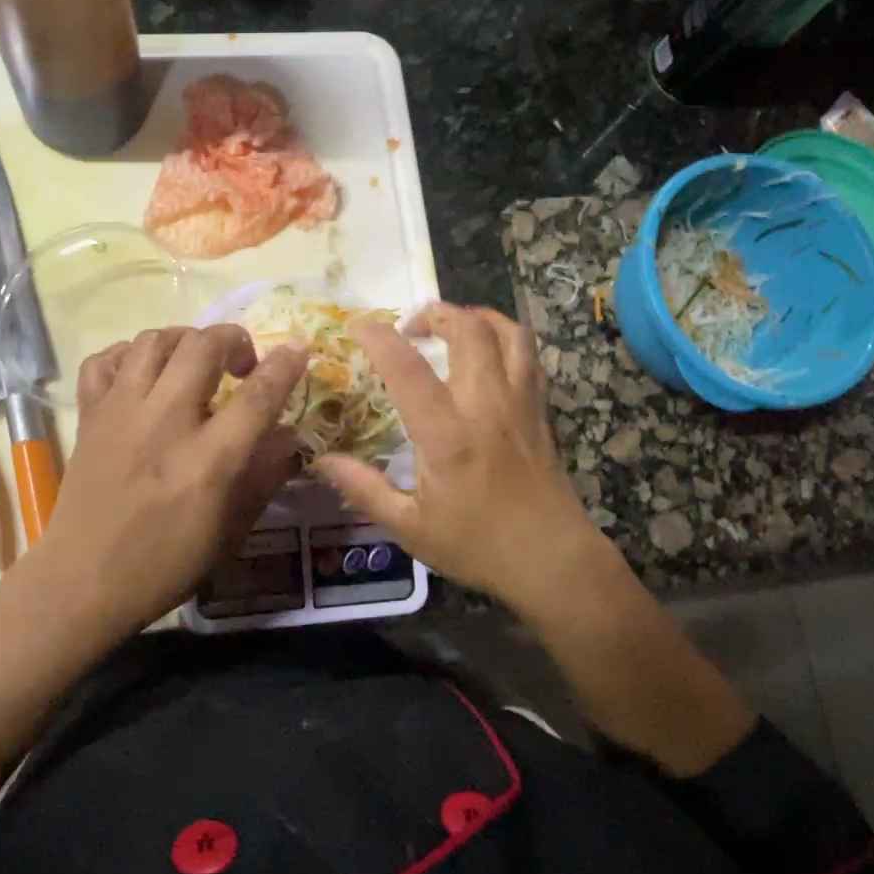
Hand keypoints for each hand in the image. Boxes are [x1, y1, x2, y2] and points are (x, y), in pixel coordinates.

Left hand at [30, 324, 305, 633]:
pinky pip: (105, 359)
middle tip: (242, 364)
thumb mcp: (232, 530)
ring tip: (195, 361)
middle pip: (202, 347)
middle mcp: (165, 423)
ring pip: (153, 340)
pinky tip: (144, 375)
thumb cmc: (167, 563)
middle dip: (233, 339)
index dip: (284, 365)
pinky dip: (128, 355)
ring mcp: (121, 412)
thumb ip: (264, 475)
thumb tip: (286, 432)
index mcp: (208, 460)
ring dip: (184, 339)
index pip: (257, 395)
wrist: (84, 580)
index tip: (297, 351)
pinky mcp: (89, 415)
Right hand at [314, 303, 610, 610]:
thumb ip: (364, 488)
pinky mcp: (540, 411)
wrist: (552, 560)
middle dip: (435, 313)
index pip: (407, 368)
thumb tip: (321, 460)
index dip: (379, 338)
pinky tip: (490, 354)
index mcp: (446, 433)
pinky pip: (528, 356)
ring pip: (508, 333)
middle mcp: (486, 405)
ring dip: (476, 317)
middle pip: (468, 330)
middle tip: (410, 328)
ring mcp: (520, 403)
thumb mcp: (409, 527)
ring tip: (452, 327)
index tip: (357, 325)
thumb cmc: (477, 545)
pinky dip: (507, 339)